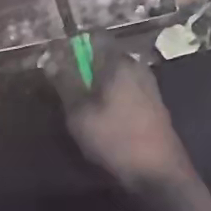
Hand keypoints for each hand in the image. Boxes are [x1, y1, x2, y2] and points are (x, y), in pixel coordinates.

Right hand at [52, 48, 193, 192]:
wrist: (159, 172)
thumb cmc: (116, 139)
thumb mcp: (79, 114)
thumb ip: (65, 83)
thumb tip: (51, 60)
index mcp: (119, 62)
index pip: (94, 37)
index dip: (72, 46)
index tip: (57, 63)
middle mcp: (137, 67)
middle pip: (105, 57)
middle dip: (84, 68)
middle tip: (66, 90)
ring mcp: (149, 86)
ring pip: (116, 76)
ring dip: (97, 86)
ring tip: (82, 109)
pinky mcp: (154, 105)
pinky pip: (126, 91)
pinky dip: (112, 98)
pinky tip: (103, 120)